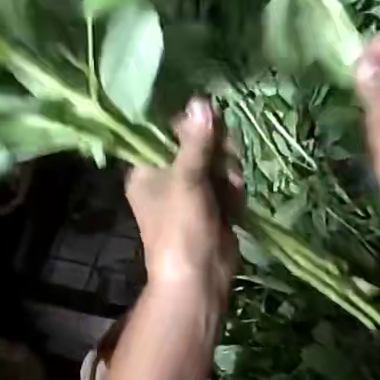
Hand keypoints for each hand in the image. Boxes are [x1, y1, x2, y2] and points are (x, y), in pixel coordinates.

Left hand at [126, 98, 240, 300]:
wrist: (199, 278)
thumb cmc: (181, 227)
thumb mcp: (187, 179)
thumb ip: (195, 141)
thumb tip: (200, 101)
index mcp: (145, 168)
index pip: (164, 131)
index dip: (188, 126)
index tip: (210, 123)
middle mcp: (164, 176)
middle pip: (196, 144)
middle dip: (216, 152)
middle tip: (225, 161)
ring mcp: (189, 191)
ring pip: (216, 162)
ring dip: (227, 173)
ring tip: (228, 190)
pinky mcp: (210, 204)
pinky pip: (225, 183)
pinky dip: (232, 192)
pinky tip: (233, 204)